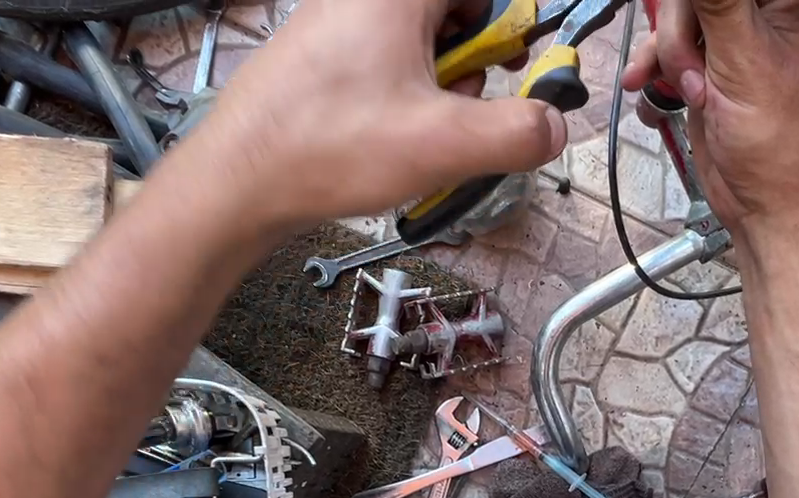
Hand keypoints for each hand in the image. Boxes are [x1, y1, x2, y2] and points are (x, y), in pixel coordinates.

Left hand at [179, 0, 568, 231]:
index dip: (506, 24)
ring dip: (436, 92)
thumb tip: (555, 126)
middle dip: (468, 66)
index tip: (517, 62)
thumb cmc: (330, 148)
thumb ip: (515, 133)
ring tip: (419, 138)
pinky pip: (383, 68)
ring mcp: (336, 25)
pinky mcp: (321, 60)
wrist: (243, 180)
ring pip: (415, 46)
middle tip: (460, 112)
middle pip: (448, 15)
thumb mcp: (444, 145)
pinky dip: (402, 103)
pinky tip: (388, 143)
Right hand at [620, 0, 798, 244]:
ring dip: (664, 54)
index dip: (696, 4)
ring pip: (678, 20)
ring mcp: (730, 45)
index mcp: (788, 2)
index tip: (691, 27)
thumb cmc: (773, 143)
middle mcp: (761, 16)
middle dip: (680, 32)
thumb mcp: (742, 60)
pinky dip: (654, 72)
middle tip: (691, 77)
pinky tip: (646, 89)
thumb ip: (717, 4)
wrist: (762, 203)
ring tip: (681, 93)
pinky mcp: (706, 73)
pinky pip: (668, 54)